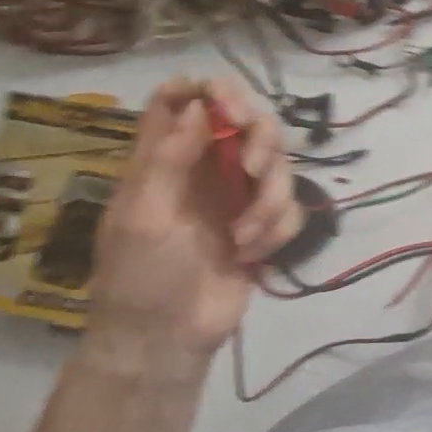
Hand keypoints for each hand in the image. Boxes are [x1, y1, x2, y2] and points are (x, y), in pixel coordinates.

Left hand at [83, 78, 301, 378]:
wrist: (167, 338)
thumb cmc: (141, 276)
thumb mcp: (144, 214)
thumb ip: (168, 157)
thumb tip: (198, 104)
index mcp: (164, 159)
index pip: (184, 101)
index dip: (212, 92)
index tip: (230, 108)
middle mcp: (206, 169)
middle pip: (250, 125)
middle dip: (261, 142)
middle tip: (253, 168)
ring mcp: (237, 198)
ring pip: (280, 168)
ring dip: (270, 201)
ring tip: (245, 237)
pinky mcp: (264, 228)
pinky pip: (291, 210)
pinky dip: (278, 230)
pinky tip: (252, 254)